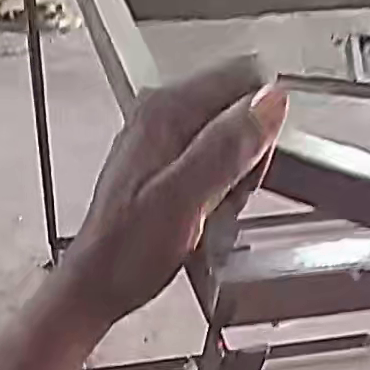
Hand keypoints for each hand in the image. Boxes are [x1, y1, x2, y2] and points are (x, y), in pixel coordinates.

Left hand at [56, 56, 288, 323]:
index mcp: (165, 111)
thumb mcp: (185, 199)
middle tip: (221, 201)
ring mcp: (161, 145)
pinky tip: (201, 222)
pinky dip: (217, 199)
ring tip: (207, 216)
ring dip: (233, 185)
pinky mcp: (164, 173)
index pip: (246, 82)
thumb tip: (270, 103)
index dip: (260, 130)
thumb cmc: (128, 251)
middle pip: (239, 116)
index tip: (245, 171)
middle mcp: (161, 118)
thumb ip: (227, 148)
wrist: (99, 286)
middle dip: (246, 162)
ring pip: (229, 147)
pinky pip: (213, 173)